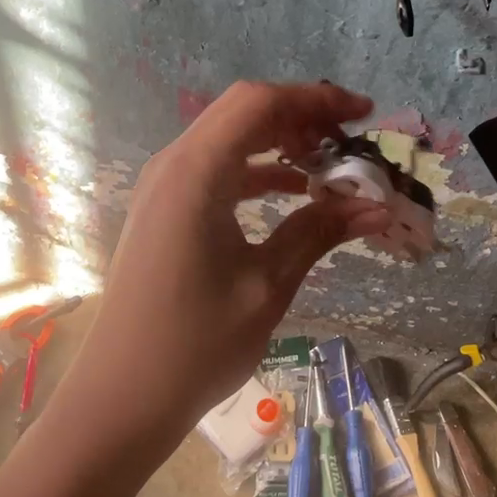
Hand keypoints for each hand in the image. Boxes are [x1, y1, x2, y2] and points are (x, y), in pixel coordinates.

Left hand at [78, 80, 390, 427]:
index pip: (259, 104)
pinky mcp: (163, 208)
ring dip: (278, 141)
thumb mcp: (267, 285)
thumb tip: (376, 206)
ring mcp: (162, 185)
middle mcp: (173, 164)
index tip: (363, 112)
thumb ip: (319, 232)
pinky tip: (290, 192)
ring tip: (328, 165)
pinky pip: (214, 167)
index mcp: (195, 172)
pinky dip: (255, 169)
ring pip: (228, 137)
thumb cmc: (194, 344)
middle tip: (349, 140)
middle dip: (300, 116)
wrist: (119, 398)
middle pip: (243, 112)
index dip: (315, 98)